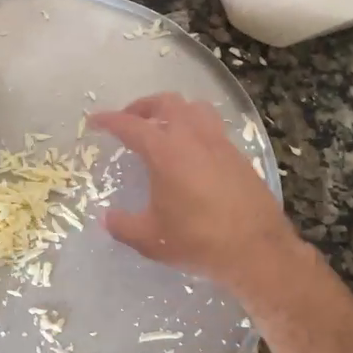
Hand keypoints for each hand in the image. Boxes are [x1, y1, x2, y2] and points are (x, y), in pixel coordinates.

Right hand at [91, 93, 303, 296]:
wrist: (257, 250)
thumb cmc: (199, 241)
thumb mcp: (151, 240)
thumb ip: (123, 226)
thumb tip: (107, 218)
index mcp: (166, 152)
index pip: (130, 125)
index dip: (109, 120)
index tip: (94, 122)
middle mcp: (193, 138)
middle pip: (166, 103)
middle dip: (143, 107)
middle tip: (130, 121)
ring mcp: (220, 144)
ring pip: (195, 108)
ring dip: (175, 111)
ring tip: (164, 128)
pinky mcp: (239, 156)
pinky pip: (214, 128)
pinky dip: (196, 129)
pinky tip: (192, 153)